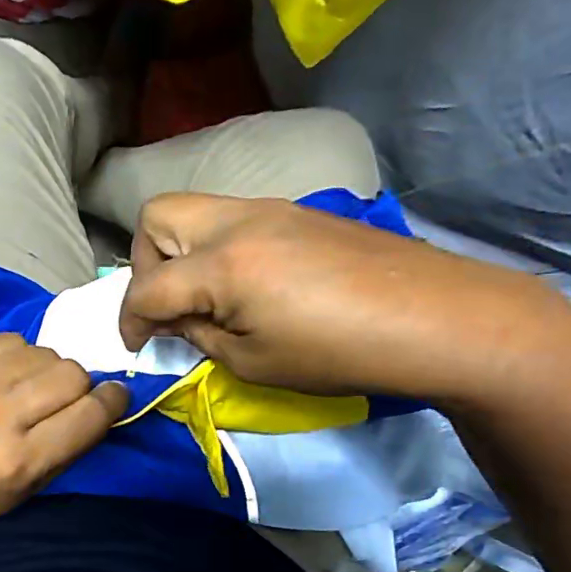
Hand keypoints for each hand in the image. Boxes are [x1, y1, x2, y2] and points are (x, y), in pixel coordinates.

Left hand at [0, 334, 129, 535]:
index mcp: (18, 458)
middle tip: (62, 402)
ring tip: (28, 391)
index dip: (112, 402)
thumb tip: (108, 394)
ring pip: (43, 352)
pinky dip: (18, 356)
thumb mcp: (35, 484)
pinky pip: (11, 339)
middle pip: (70, 373)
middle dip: (78, 387)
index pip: (90, 413)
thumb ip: (75, 440)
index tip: (112, 399)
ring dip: (47, 370)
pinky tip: (4, 378)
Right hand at [116, 193, 570, 401]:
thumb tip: (173, 320)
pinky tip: (248, 282)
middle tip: (169, 303)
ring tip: (206, 294)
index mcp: (222, 265)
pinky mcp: (296, 212)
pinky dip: (217, 246)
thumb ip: (197, 334)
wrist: (440, 318)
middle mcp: (237, 222)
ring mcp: (270, 209)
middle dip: (145, 262)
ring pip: (194, 209)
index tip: (138, 346)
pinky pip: (231, 218)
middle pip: (156, 216)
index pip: (146, 287)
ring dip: (181, 250)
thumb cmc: (339, 353)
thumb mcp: (251, 362)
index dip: (130, 322)